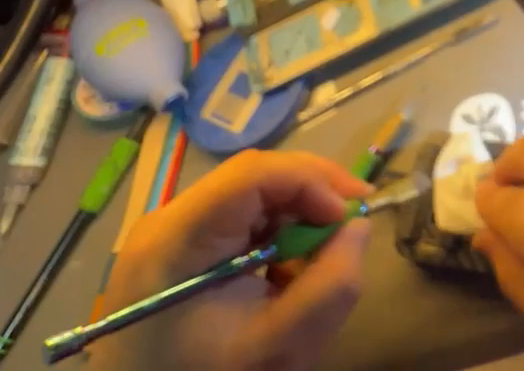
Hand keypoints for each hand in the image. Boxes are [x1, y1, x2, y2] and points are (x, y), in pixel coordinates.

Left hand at [89, 150, 373, 370]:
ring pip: (252, 192)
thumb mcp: (277, 348)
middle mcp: (166, 221)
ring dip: (296, 215)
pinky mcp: (177, 246)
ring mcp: (168, 232)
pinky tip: (285, 271)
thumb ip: (330, 286)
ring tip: (317, 258)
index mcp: (177, 240)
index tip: (349, 213)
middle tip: (352, 218)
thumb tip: (357, 225)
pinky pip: (240, 216)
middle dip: (311, 192)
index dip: (312, 179)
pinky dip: (275, 233)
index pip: (254, 174)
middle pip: (254, 175)